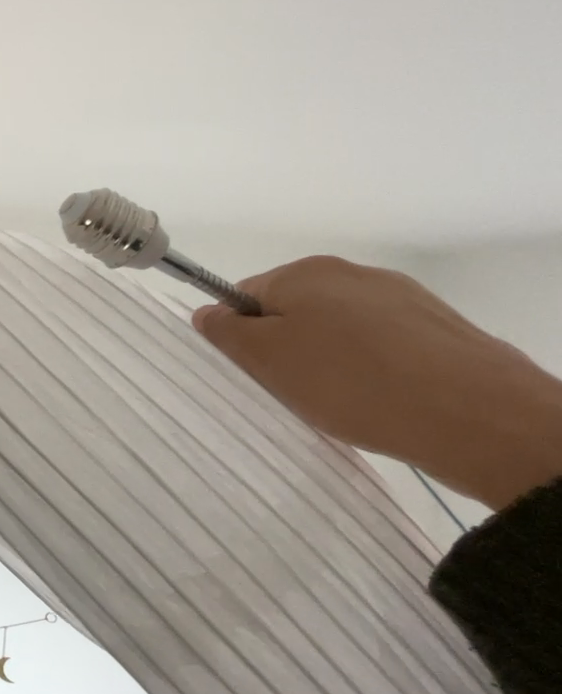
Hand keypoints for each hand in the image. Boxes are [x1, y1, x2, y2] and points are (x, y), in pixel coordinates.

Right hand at [195, 256, 561, 509]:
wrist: (482, 420)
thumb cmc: (351, 382)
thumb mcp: (264, 360)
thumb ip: (225, 331)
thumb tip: (211, 313)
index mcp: (304, 273)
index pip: (243, 296)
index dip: (240, 335)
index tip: (255, 369)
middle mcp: (354, 274)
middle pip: (294, 309)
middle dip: (287, 346)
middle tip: (294, 388)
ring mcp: (406, 299)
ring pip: (342, 329)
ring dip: (333, 358)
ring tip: (346, 399)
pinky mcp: (445, 330)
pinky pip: (387, 346)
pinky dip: (377, 369)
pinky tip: (386, 399)